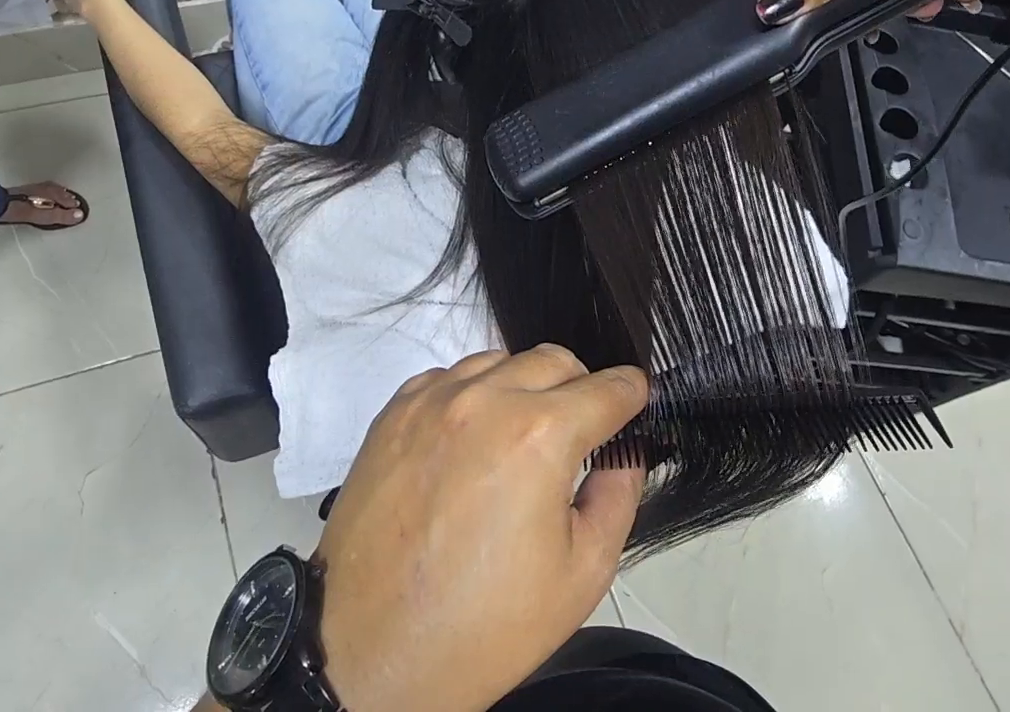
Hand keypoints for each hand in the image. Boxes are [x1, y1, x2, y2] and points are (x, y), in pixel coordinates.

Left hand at [313, 345, 648, 711]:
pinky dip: (472, 395)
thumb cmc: (483, 623)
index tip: (635, 399)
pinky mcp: (393, 414)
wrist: (373, 650)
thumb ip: (617, 496)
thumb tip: (622, 455)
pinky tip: (471, 442)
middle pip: (554, 360)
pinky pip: (447, 378)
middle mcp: (484, 401)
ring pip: (499, 361)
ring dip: (524, 387)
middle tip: (581, 430)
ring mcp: (431, 401)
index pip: (605, 388)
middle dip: (580, 387)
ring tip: (521, 440)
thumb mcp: (582, 573)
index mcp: (539, 435)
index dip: (631, 394)